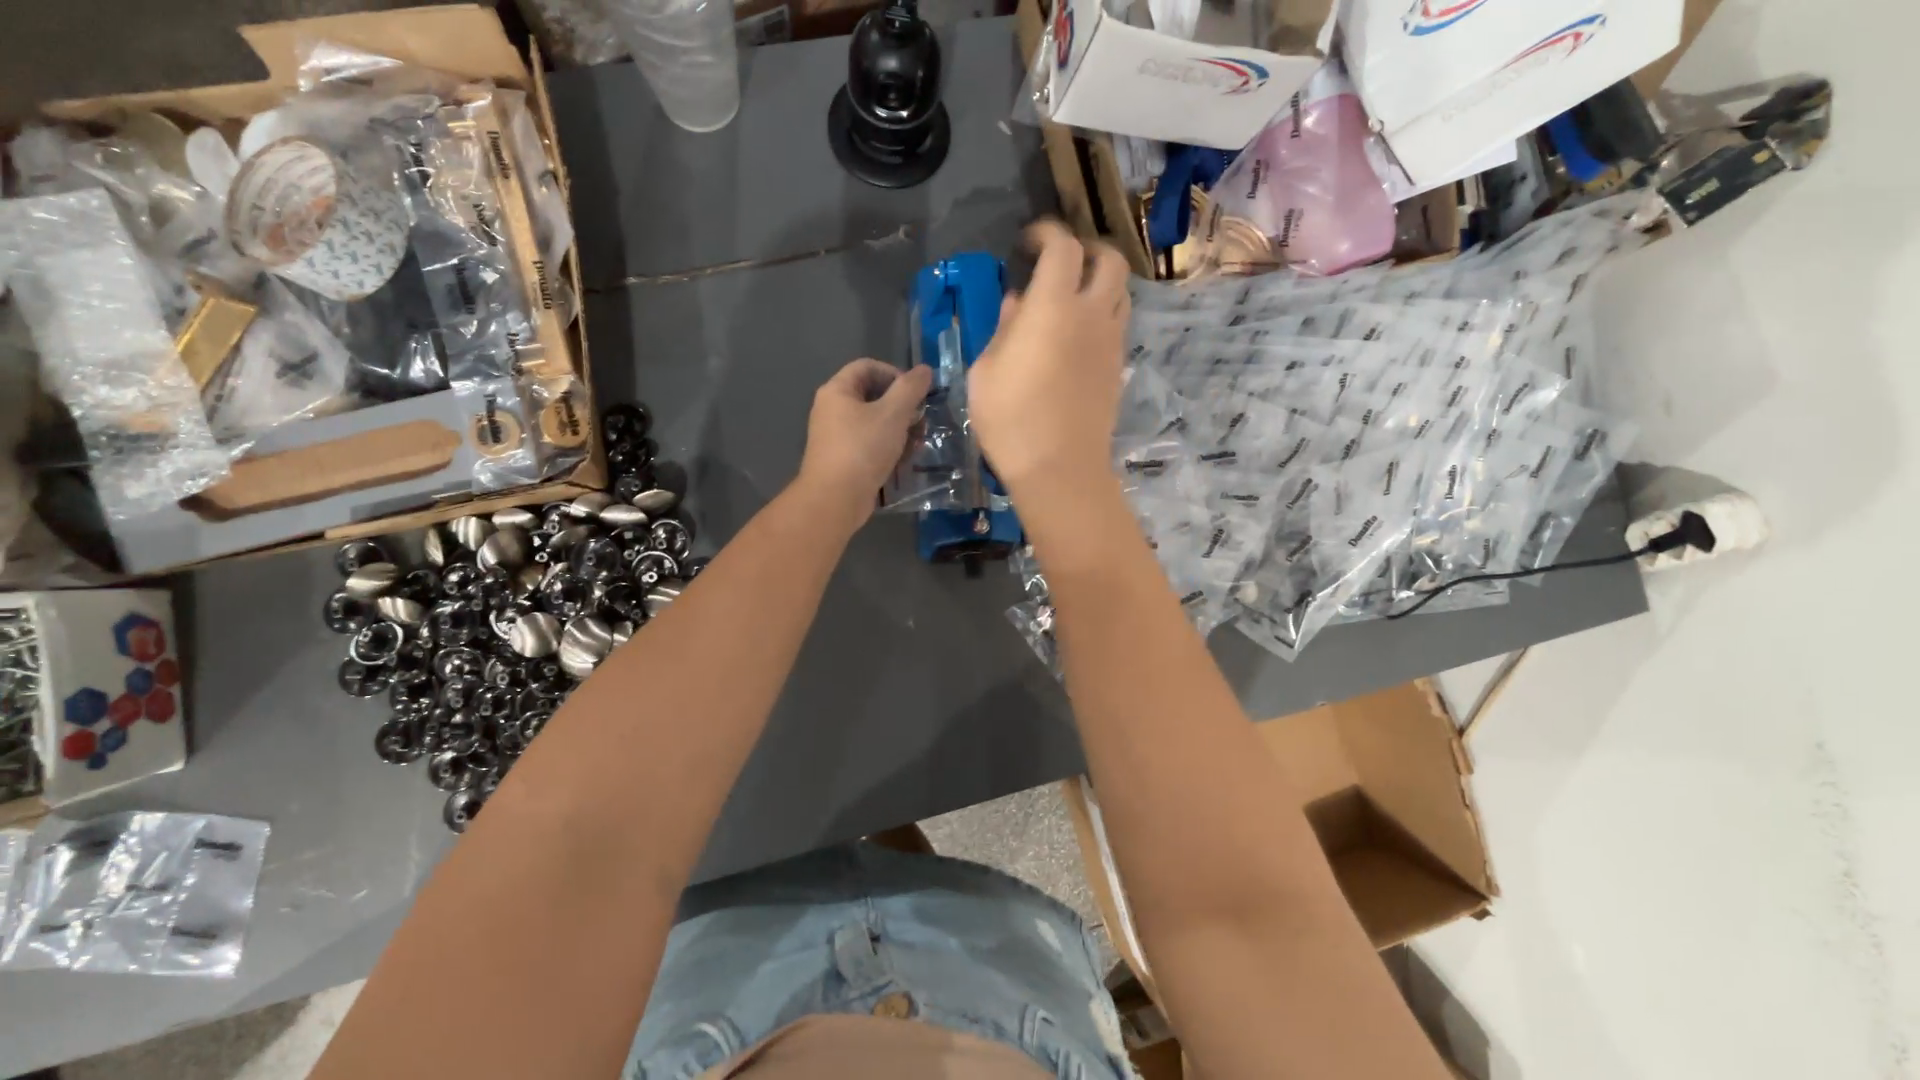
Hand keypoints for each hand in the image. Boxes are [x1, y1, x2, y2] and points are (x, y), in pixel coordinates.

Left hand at [794, 358, 932, 529]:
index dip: (895, 373)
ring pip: (874, 422)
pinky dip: (888, 447)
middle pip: (873, 395)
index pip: (867, 366)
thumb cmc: (862, 449)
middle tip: (921, 420)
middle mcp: (832, 409)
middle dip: (902, 406)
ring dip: (899, 429)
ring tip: (918, 443)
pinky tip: (905, 460)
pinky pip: (870, 444)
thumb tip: (924, 370)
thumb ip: (910, 389)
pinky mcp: (844, 459)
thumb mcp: (892, 414)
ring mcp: (837, 436)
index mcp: (837, 391)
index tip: (916, 393)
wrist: (835, 499)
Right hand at [968, 222, 1130, 497]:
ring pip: (1120, 290)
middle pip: (1109, 259)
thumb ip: (1004, 327)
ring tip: (1071, 295)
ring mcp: (1111, 341)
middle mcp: (1092, 314)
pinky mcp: (1117, 367)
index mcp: (1054, 306)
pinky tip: (1076, 333)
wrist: (1060, 468)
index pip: (1062, 246)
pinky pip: (1117, 323)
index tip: (1026, 241)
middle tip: (1058, 261)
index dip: (1046, 233)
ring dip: (1099, 280)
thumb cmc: (1011, 418)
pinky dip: (1101, 312)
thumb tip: (1017, 302)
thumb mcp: (986, 370)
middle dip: (1086, 249)